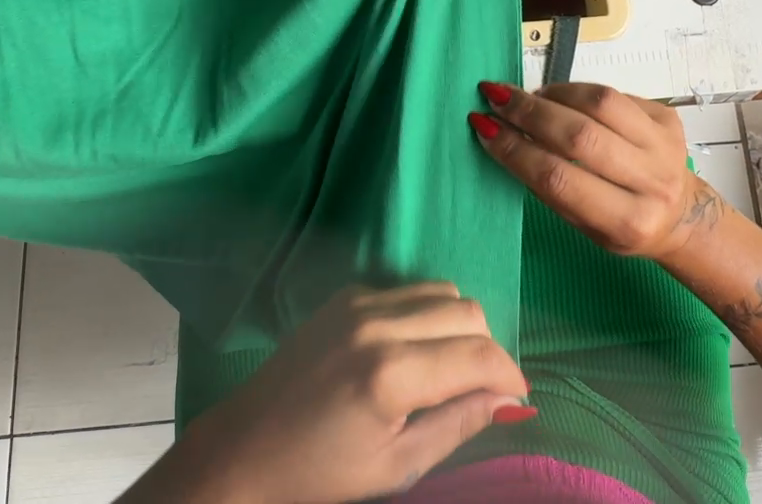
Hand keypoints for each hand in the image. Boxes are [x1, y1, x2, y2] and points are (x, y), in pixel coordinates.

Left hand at [162, 283, 529, 503]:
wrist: (245, 446)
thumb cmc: (321, 471)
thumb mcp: (396, 466)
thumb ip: (458, 425)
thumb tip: (511, 401)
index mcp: (390, 374)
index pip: (478, 355)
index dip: (509, 375)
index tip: (516, 397)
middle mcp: (378, 323)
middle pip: (468, 311)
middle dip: (487, 349)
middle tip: (481, 388)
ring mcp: (360, 302)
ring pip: (443, 291)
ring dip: (460, 326)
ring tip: (448, 367)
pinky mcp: (347, 295)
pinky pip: (409, 290)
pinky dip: (428, 313)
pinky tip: (413, 349)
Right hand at [470, 81, 727, 260]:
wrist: (682, 216)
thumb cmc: (623, 225)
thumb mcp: (585, 225)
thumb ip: (550, 185)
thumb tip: (504, 135)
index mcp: (626, 222)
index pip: (558, 178)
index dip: (515, 150)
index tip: (483, 127)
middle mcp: (651, 182)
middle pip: (579, 136)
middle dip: (528, 113)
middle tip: (495, 98)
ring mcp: (665, 145)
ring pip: (600, 102)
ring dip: (553, 94)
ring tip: (528, 96)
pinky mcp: (668, 116)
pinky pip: (615, 94)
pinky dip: (578, 92)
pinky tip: (560, 97)